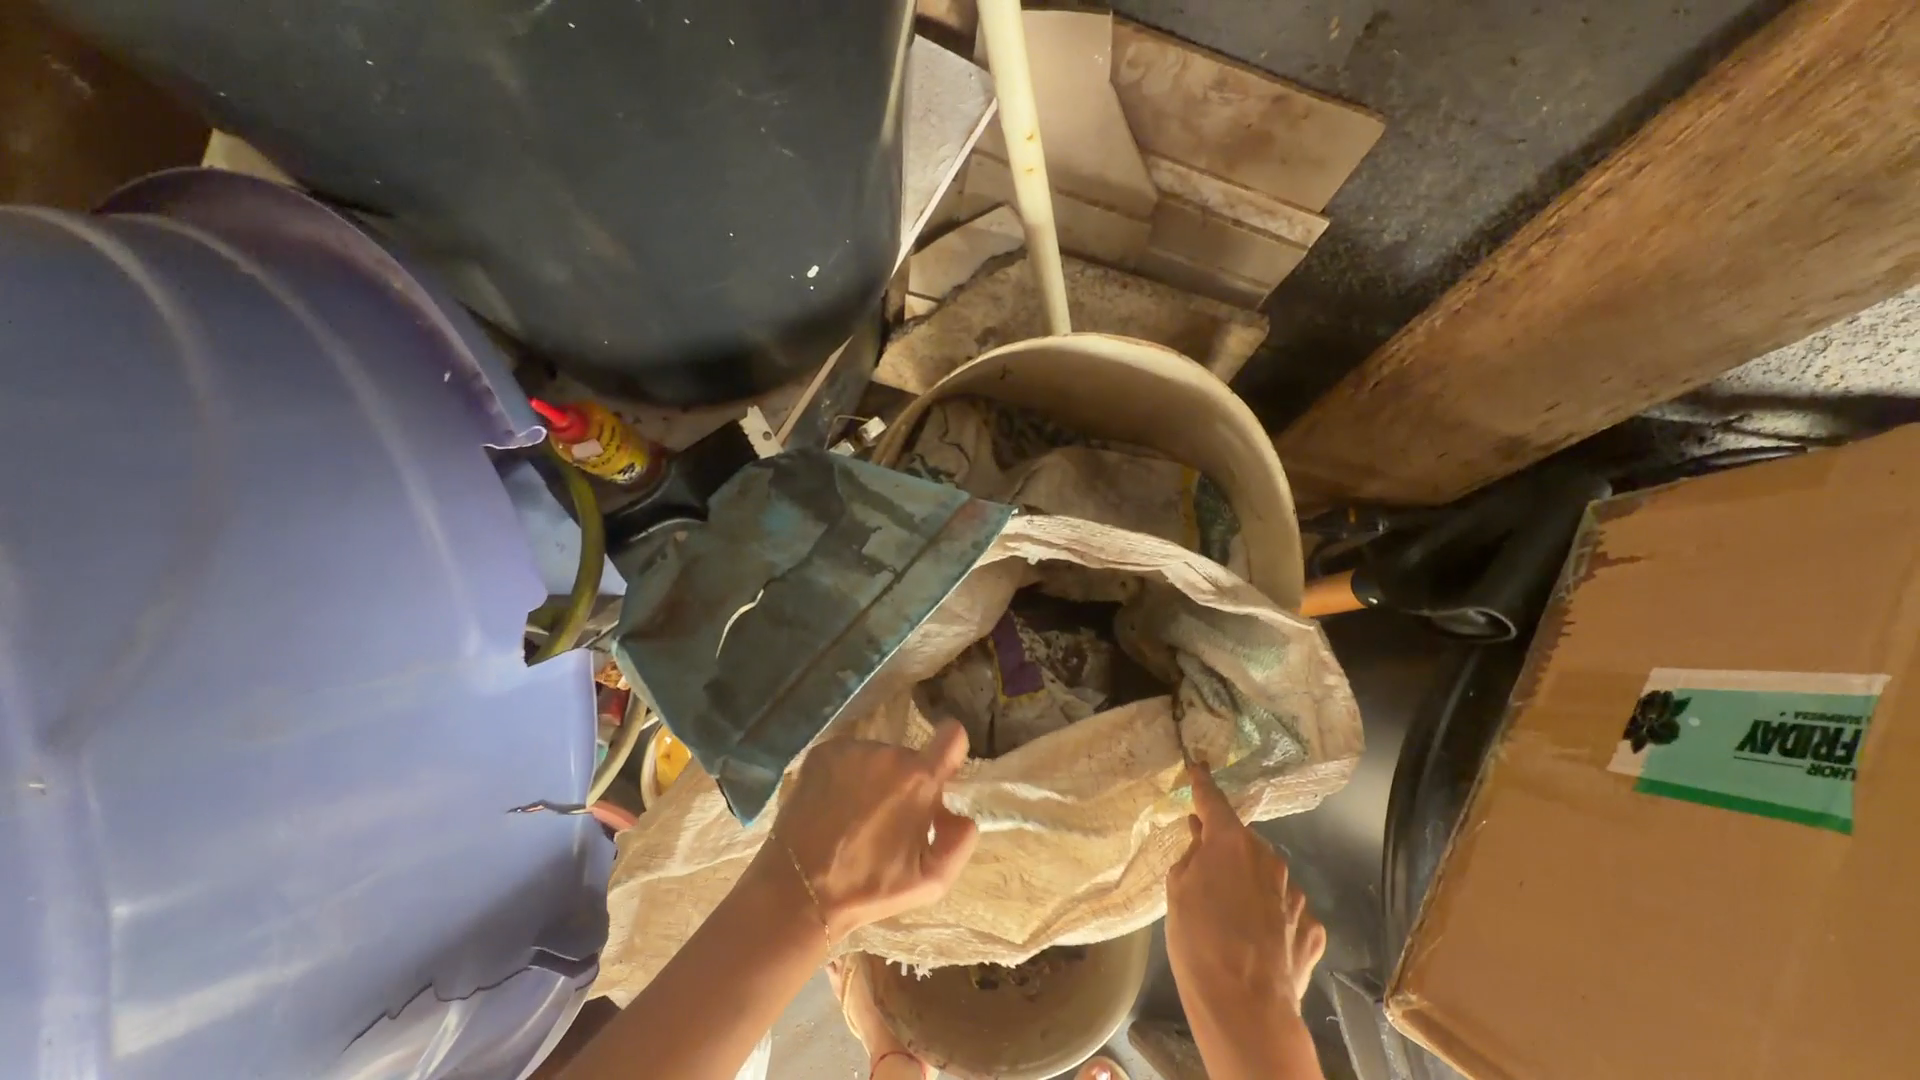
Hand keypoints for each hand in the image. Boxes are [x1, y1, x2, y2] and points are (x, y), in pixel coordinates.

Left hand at [769, 720, 979, 941]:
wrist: (797, 890)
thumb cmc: (869, 889)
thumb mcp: (930, 882)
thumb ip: (961, 842)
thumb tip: (961, 815)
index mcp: (917, 779)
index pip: (952, 736)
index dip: (951, 750)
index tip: (942, 771)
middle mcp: (886, 753)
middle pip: (909, 757)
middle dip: (907, 782)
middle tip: (889, 820)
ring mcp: (850, 750)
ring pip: (877, 758)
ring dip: (875, 778)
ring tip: (855, 818)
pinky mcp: (820, 753)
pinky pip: (847, 757)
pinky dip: (845, 775)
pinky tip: (833, 807)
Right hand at [1166, 763, 1325, 1017]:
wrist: (1245, 1007)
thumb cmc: (1198, 942)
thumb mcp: (1177, 892)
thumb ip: (1191, 855)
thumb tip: (1201, 834)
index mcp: (1231, 842)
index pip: (1214, 800)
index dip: (1202, 783)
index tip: (1197, 767)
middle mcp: (1269, 859)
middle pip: (1243, 842)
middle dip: (1226, 850)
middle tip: (1205, 878)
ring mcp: (1296, 894)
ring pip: (1266, 876)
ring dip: (1249, 885)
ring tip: (1230, 922)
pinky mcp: (1312, 927)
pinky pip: (1285, 910)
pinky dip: (1271, 917)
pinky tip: (1257, 942)